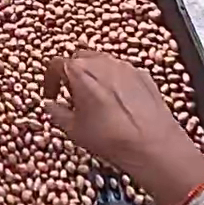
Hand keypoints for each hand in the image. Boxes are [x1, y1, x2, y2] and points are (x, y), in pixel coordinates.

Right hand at [42, 49, 203, 204]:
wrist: (153, 145)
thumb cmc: (111, 137)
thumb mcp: (73, 129)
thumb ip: (56, 112)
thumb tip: (50, 106)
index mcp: (78, 70)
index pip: (56, 65)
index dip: (50, 80)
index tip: (51, 93)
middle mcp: (102, 62)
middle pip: (79, 59)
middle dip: (72, 74)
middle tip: (71, 95)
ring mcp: (125, 67)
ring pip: (102, 63)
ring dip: (94, 76)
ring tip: (95, 100)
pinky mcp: (143, 75)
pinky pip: (122, 73)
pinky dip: (115, 82)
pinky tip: (117, 104)